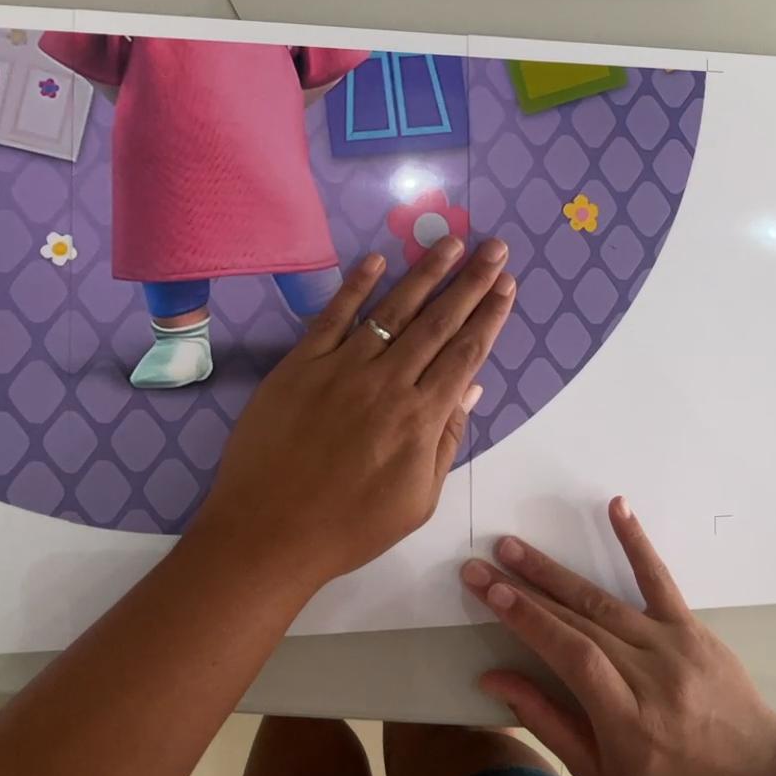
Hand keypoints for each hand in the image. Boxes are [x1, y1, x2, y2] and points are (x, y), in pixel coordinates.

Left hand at [186, 238, 514, 588]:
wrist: (269, 532)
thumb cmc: (349, 526)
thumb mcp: (417, 499)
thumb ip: (445, 440)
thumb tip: (472, 387)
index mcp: (420, 418)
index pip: (465, 354)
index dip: (489, 317)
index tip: (506, 286)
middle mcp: (387, 383)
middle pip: (438, 322)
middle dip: (470, 282)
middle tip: (494, 248)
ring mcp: (341, 368)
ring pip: (392, 310)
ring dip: (425, 273)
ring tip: (450, 243)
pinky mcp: (300, 364)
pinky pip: (333, 316)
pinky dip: (356, 286)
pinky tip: (377, 259)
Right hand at [460, 498, 775, 775]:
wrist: (756, 774)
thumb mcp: (602, 771)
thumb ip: (546, 721)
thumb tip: (492, 678)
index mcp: (628, 720)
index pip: (571, 656)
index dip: (529, 620)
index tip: (489, 591)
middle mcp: (652, 676)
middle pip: (578, 622)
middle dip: (523, 590)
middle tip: (481, 563)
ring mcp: (674, 645)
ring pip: (602, 599)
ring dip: (553, 570)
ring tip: (513, 546)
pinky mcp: (691, 626)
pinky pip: (659, 579)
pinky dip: (636, 541)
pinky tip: (616, 507)